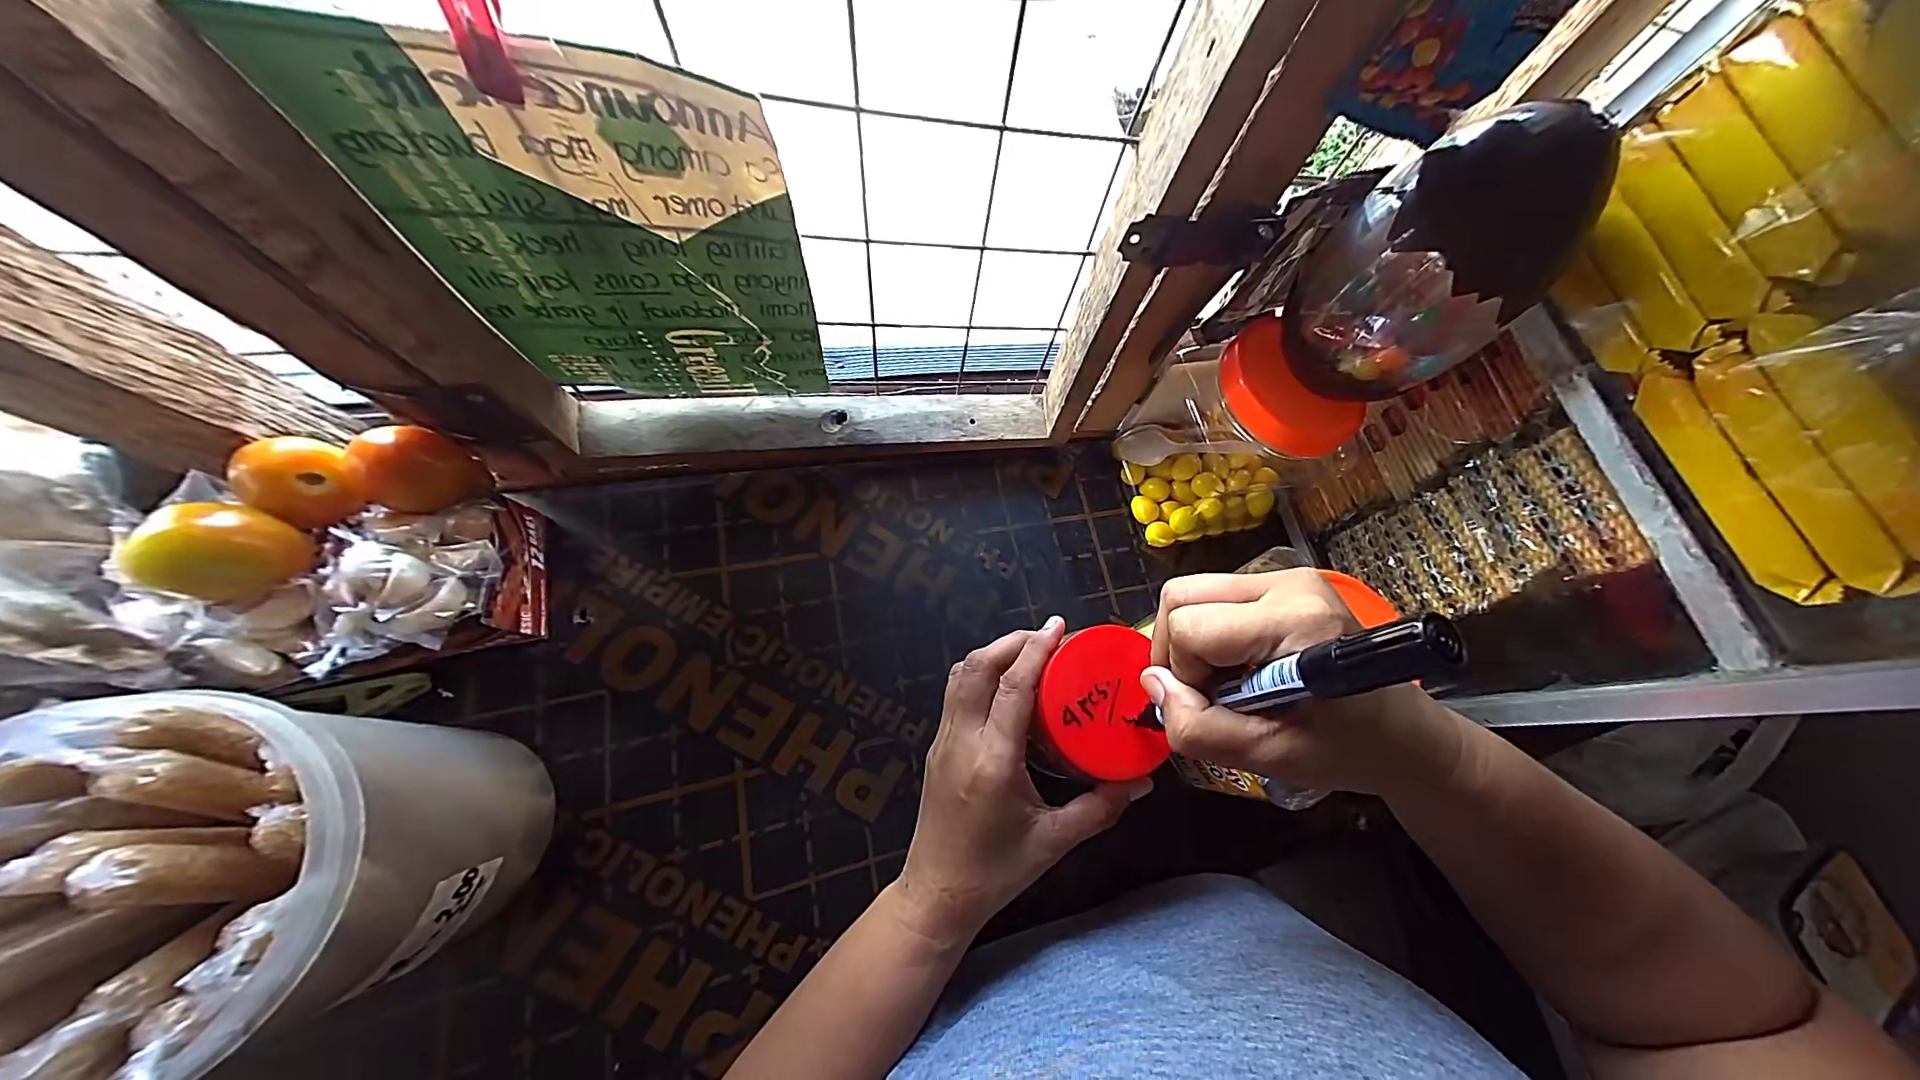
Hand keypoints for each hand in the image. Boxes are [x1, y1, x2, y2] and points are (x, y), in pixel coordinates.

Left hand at [894, 617, 1151, 946]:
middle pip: (977, 667)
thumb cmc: (995, 872)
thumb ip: (1099, 808)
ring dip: (992, 654)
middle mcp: (961, 741)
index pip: (1011, 688)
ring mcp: (942, 741)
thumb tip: (1139, 782)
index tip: (1058, 627)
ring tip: (1029, 653)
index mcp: (992, 762)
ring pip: (960, 676)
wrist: (935, 895)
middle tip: (1049, 638)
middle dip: (1012, 642)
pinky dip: (979, 674)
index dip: (1035, 650)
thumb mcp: (1053, 841)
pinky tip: (1006, 686)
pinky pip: (955, 693)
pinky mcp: (936, 747)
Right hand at [1143, 569, 1469, 795]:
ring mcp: (1288, 577)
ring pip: (1191, 592)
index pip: (1190, 627)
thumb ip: (1196, 727)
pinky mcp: (1285, 581)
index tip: (1214, 705)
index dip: (1184, 673)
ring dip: (1188, 639)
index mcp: (1295, 622)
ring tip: (1223, 678)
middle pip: (1180, 595)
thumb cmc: (1347, 749)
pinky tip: (1237, 664)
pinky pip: (1213, 596)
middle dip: (1176, 649)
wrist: (1406, 734)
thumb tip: (1152, 683)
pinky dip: (1207, 631)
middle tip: (1206, 690)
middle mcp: (1289, 584)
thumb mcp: (1267, 756)